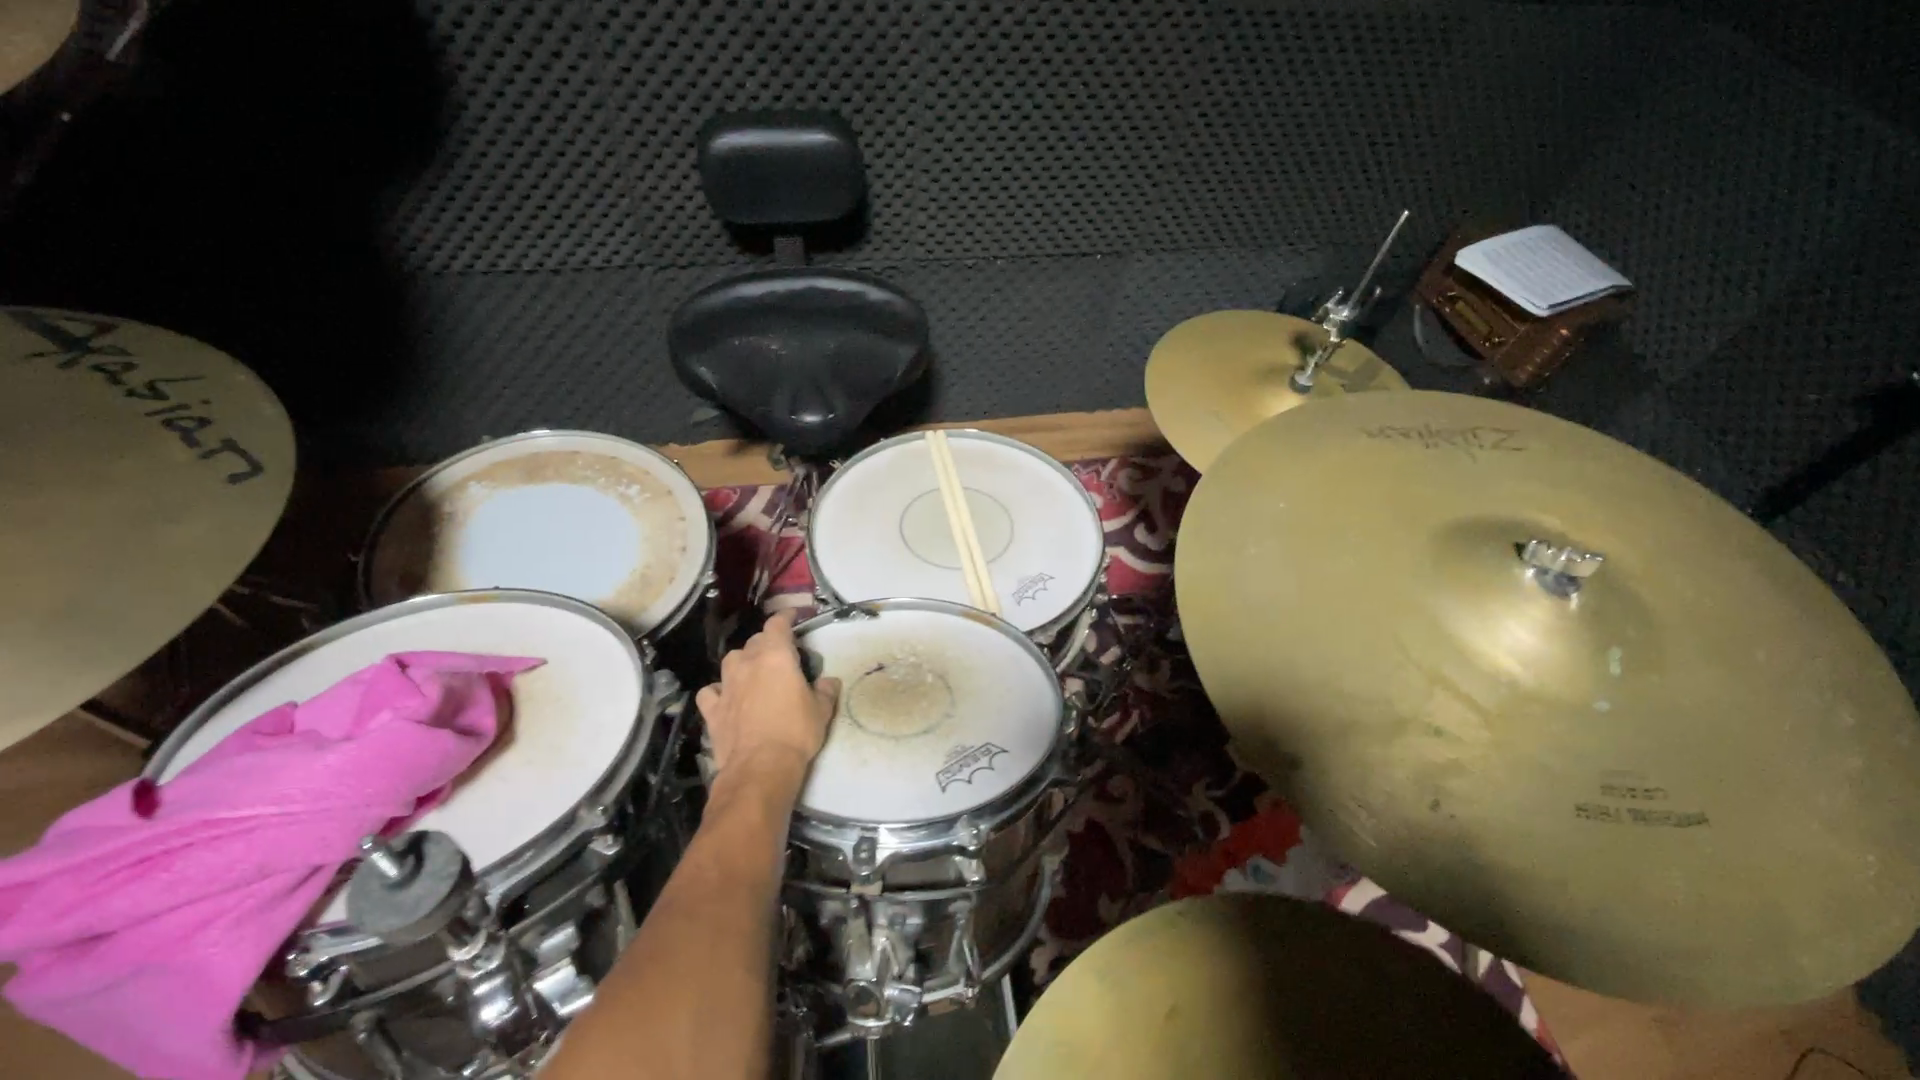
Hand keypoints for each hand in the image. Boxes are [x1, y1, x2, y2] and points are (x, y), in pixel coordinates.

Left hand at [697, 610, 840, 782]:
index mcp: (776, 656)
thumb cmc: (796, 732)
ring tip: (753, 673)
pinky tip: (726, 697)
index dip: (785, 618)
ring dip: (743, 662)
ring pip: (731, 660)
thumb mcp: (821, 711)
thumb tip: (828, 681)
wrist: (761, 766)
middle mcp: (747, 663)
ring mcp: (726, 685)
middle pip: (755, 641)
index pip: (777, 625)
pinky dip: (718, 690)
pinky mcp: (713, 709)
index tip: (792, 617)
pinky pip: (712, 691)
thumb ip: (825, 691)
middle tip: (781, 656)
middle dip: (767, 643)